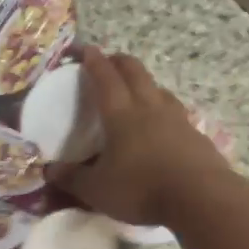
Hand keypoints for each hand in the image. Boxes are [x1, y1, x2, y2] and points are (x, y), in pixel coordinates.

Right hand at [47, 46, 238, 227]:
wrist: (200, 198)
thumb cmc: (140, 188)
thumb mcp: (95, 189)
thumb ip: (71, 178)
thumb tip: (49, 169)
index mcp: (121, 116)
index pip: (105, 80)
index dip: (94, 63)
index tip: (86, 50)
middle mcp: (149, 108)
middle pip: (136, 74)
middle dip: (120, 62)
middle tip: (108, 60)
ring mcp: (176, 119)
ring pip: (158, 89)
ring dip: (143, 82)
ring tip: (134, 89)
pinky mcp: (194, 134)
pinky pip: (173, 111)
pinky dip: (161, 107)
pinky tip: (159, 121)